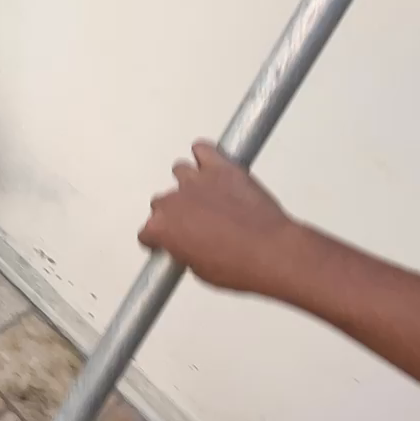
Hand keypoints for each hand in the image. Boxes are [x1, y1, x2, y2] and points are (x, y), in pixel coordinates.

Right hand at [138, 141, 310, 295]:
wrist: (272, 252)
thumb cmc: (240, 266)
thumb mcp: (201, 271)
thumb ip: (184, 251)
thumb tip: (190, 245)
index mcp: (161, 228)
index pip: (147, 231)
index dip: (158, 238)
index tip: (170, 241)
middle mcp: (172, 201)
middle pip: (161, 201)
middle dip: (175, 212)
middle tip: (195, 223)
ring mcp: (195, 182)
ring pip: (180, 171)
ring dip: (189, 182)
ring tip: (206, 193)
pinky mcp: (219, 169)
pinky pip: (202, 149)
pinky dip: (204, 154)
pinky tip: (211, 165)